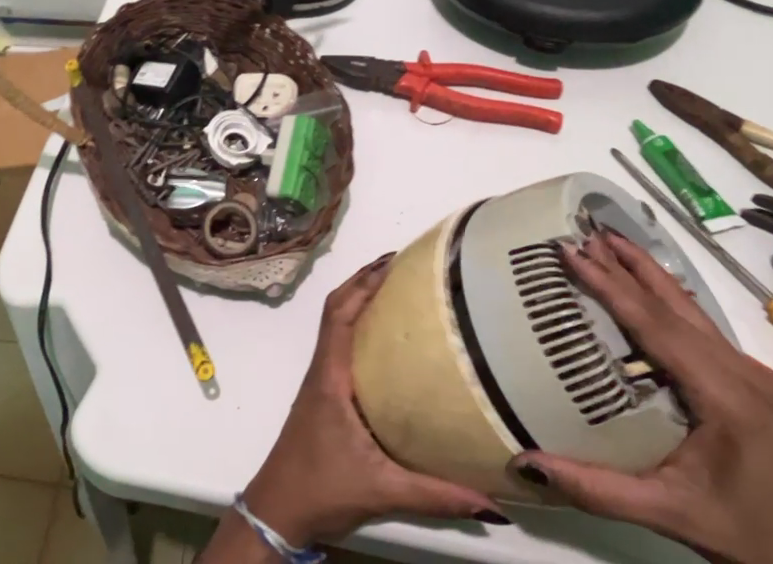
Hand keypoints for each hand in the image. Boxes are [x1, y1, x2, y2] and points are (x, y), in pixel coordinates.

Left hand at [204, 253, 506, 560]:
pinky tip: (392, 342)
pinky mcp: (326, 396)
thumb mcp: (382, 491)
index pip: (340, 314)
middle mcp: (323, 370)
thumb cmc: (321, 490)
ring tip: (403, 292)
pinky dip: (362, 329)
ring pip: (338, 327)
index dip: (363, 283)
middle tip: (404, 267)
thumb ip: (436, 495)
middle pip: (338, 310)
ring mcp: (322, 382)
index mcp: (331, 377)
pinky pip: (343, 347)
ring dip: (362, 302)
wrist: (278, 511)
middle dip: (366, 283)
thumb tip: (494, 502)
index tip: (393, 261)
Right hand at [516, 232, 772, 563]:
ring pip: (694, 316)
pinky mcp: (754, 394)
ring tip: (615, 248)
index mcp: (722, 393)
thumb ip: (599, 489)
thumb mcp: (675, 516)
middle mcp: (739, 374)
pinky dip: (671, 306)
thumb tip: (526, 462)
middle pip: (677, 306)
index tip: (571, 249)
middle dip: (631, 265)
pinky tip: (657, 304)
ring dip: (652, 279)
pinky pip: (704, 334)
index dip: (609, 284)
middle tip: (587, 231)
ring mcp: (751, 381)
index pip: (654, 324)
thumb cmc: (762, 541)